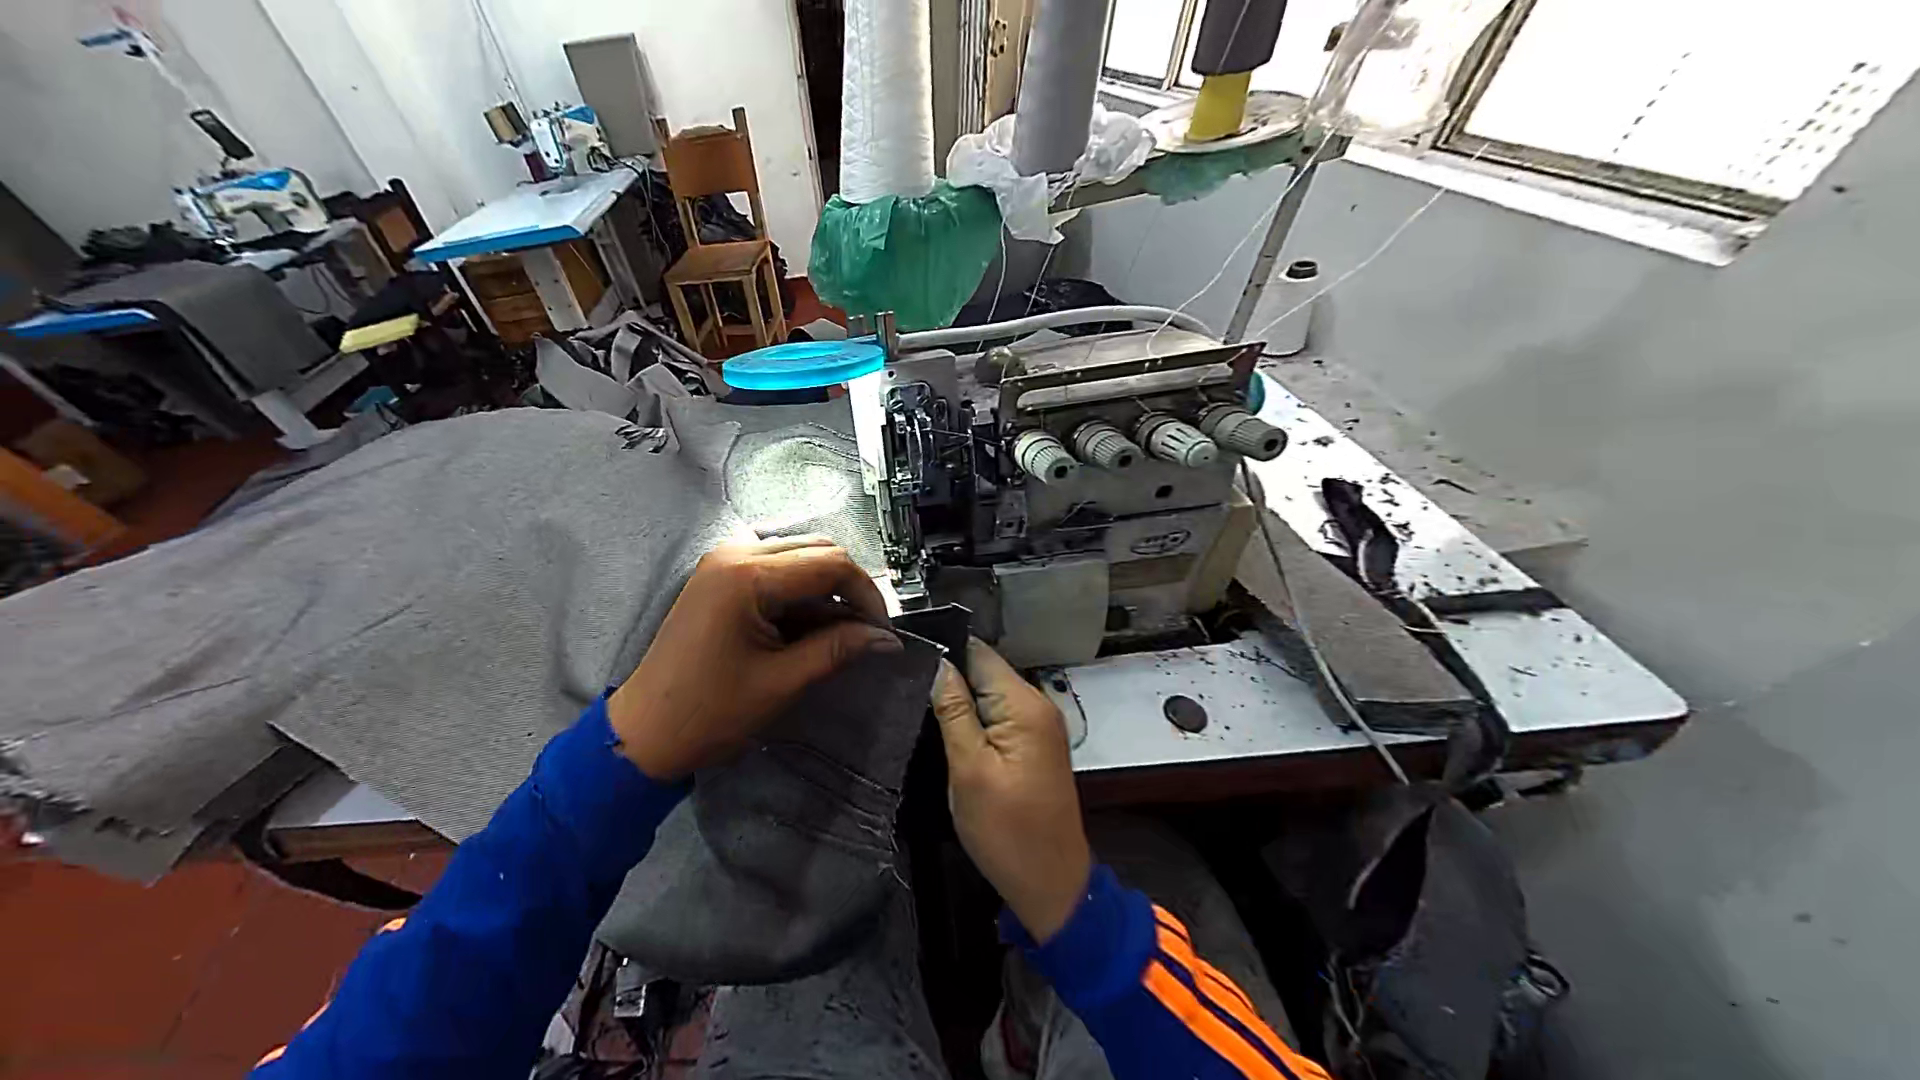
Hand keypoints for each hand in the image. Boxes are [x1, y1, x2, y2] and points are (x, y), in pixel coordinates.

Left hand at [608, 536, 900, 780]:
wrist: (643, 734)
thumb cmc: (707, 713)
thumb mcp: (782, 682)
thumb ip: (838, 649)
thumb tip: (886, 639)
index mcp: (745, 577)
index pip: (830, 563)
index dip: (865, 594)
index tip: (882, 630)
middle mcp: (734, 556)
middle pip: (817, 551)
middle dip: (849, 588)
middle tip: (866, 631)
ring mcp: (723, 564)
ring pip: (799, 558)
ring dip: (826, 591)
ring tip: (839, 634)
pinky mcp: (720, 579)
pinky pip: (776, 572)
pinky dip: (801, 595)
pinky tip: (809, 628)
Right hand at [931, 639, 1092, 942]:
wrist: (1050, 883)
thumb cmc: (1006, 830)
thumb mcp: (969, 769)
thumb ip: (954, 711)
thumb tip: (938, 664)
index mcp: (1025, 705)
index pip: (981, 655)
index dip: (945, 652)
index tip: (908, 655)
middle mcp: (1038, 705)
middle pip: (986, 672)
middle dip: (950, 676)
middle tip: (905, 685)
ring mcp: (1039, 725)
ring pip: (990, 693)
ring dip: (960, 699)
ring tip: (918, 704)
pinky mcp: (1034, 744)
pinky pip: (999, 715)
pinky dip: (975, 718)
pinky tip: (948, 729)